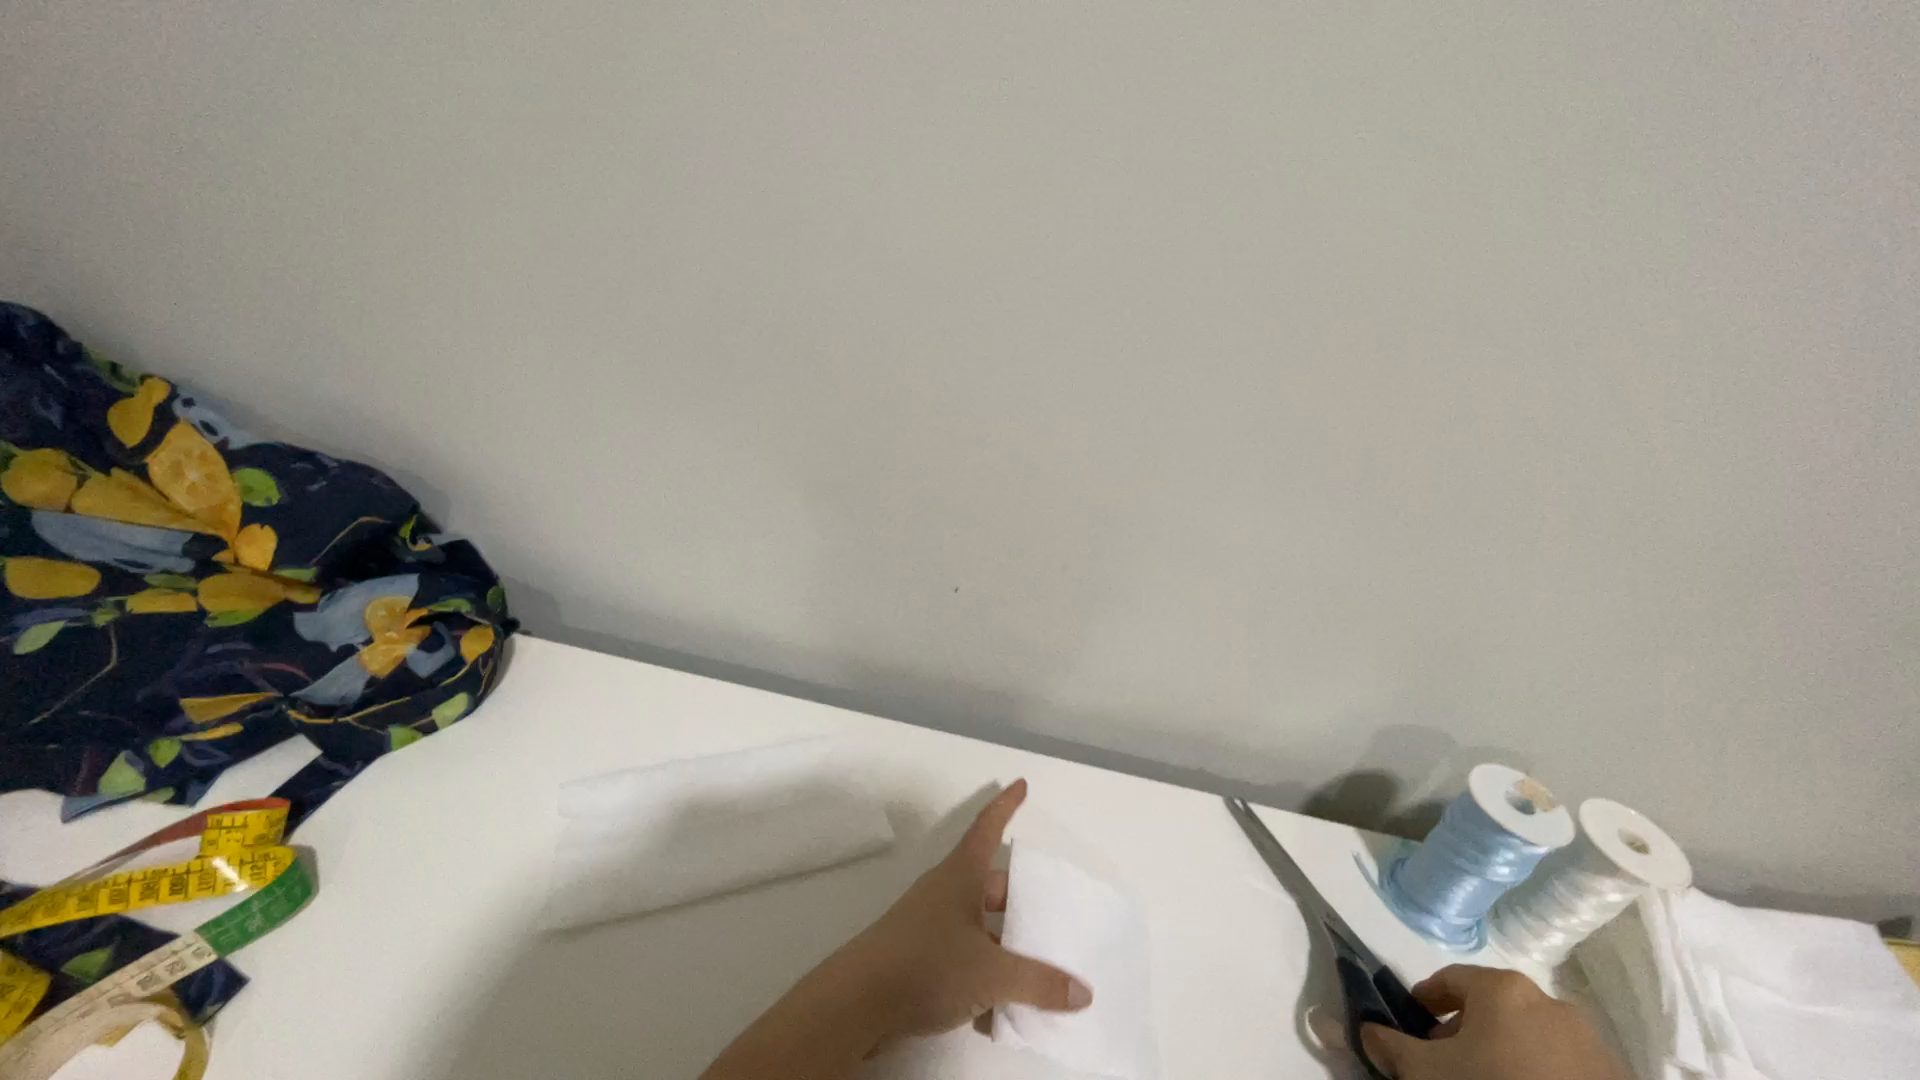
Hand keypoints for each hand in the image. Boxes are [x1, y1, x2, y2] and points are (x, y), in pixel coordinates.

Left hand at [839, 777, 1093, 1038]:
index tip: (1022, 784)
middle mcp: (946, 893)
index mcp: (961, 876)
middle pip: (991, 886)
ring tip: (1041, 972)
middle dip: (1021, 899)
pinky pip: (964, 961)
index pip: (988, 828)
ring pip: (980, 928)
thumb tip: (1082, 993)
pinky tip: (1003, 1015)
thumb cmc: (925, 965)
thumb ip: (1038, 983)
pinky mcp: (920, 959)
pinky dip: (985, 981)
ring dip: (1006, 948)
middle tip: (1055, 914)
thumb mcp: (990, 975)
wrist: (856, 1003)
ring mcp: (931, 926)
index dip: (1006, 805)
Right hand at [1361, 965, 1630, 1079]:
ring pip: (1529, 1035)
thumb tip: (1361, 1030)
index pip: (1448, 980)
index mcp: (1501, 987)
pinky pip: (1563, 1063)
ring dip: (1504, 1054)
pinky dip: (1540, 1072)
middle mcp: (1548, 1000)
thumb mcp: (1429, 1072)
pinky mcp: (1615, 1074)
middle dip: (1464, 1033)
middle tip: (1448, 1067)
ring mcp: (1589, 1039)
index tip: (1414, 1033)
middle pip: (1490, 1007)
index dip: (1425, 1004)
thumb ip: (1390, 1047)